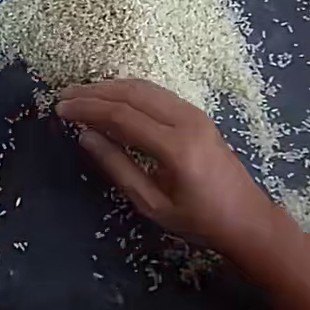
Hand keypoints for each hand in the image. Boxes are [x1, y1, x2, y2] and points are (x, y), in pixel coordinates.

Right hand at [56, 78, 288, 259]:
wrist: (248, 219)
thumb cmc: (200, 221)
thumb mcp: (152, 203)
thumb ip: (118, 167)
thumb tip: (85, 136)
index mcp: (176, 147)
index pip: (122, 116)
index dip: (88, 109)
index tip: (61, 109)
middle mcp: (186, 120)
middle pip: (132, 94)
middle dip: (94, 92)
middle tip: (64, 97)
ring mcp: (194, 113)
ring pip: (145, 88)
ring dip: (110, 88)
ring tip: (81, 95)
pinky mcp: (196, 114)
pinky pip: (156, 93)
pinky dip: (129, 91)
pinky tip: (111, 98)